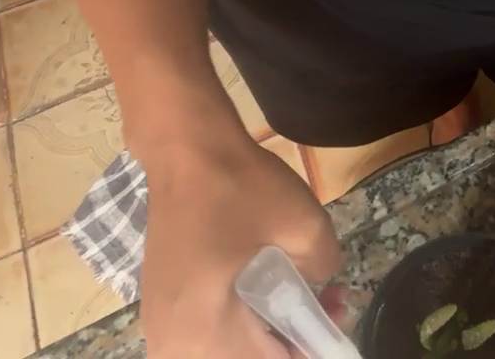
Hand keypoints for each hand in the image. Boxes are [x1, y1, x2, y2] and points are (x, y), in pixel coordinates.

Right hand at [140, 132, 340, 357]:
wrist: (189, 154)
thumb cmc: (242, 188)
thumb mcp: (304, 223)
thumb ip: (323, 266)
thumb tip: (322, 284)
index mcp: (204, 331)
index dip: (305, 349)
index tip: (334, 316)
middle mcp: (173, 346)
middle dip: (289, 344)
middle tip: (328, 302)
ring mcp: (160, 331)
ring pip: (225, 354)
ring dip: (266, 337)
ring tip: (304, 294)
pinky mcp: (161, 311)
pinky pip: (206, 338)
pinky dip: (243, 325)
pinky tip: (270, 292)